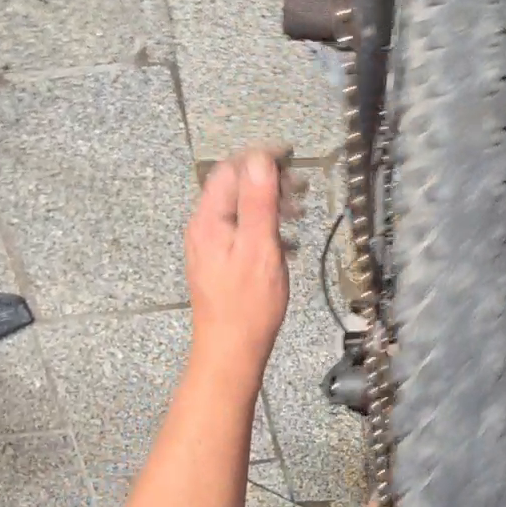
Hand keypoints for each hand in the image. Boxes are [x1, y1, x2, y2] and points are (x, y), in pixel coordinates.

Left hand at [185, 149, 289, 368]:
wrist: (231, 350)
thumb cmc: (249, 302)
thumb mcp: (260, 248)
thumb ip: (259, 202)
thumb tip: (260, 159)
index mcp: (209, 219)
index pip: (230, 169)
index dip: (260, 157)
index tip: (291, 156)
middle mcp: (204, 226)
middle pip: (234, 186)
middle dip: (268, 180)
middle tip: (301, 189)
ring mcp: (210, 244)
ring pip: (240, 207)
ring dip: (270, 203)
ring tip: (299, 213)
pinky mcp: (220, 260)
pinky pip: (243, 228)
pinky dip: (266, 225)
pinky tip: (287, 242)